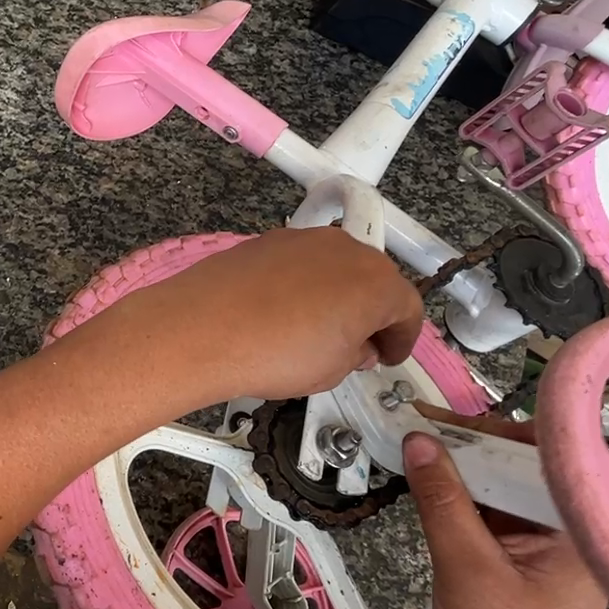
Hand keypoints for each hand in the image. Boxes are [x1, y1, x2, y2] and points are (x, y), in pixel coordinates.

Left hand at [70, 226, 425, 403]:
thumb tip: (356, 346)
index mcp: (376, 281)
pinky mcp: (263, 241)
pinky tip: (283, 312)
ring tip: (316, 331)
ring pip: (332, 266)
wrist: (201, 329)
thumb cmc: (272, 351)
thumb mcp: (333, 369)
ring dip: (334, 294)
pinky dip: (299, 283)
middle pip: (371, 279)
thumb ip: (356, 353)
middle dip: (370, 311)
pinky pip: (296, 262)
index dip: (400, 338)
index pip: (406, 308)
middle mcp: (342, 249)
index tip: (388, 354)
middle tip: (359, 344)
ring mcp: (299, 239)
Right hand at [402, 420, 605, 608]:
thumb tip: (418, 439)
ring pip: (504, 486)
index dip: (494, 431)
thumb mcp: (466, 566)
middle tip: (420, 427)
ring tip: (418, 447)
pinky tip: (431, 482)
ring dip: (462, 468)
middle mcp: (575, 533)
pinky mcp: (527, 557)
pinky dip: (462, 494)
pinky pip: (495, 510)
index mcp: (583, 533)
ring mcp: (551, 546)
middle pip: (523, 468)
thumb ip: (442, 499)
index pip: (544, 459)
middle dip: (470, 445)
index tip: (442, 417)